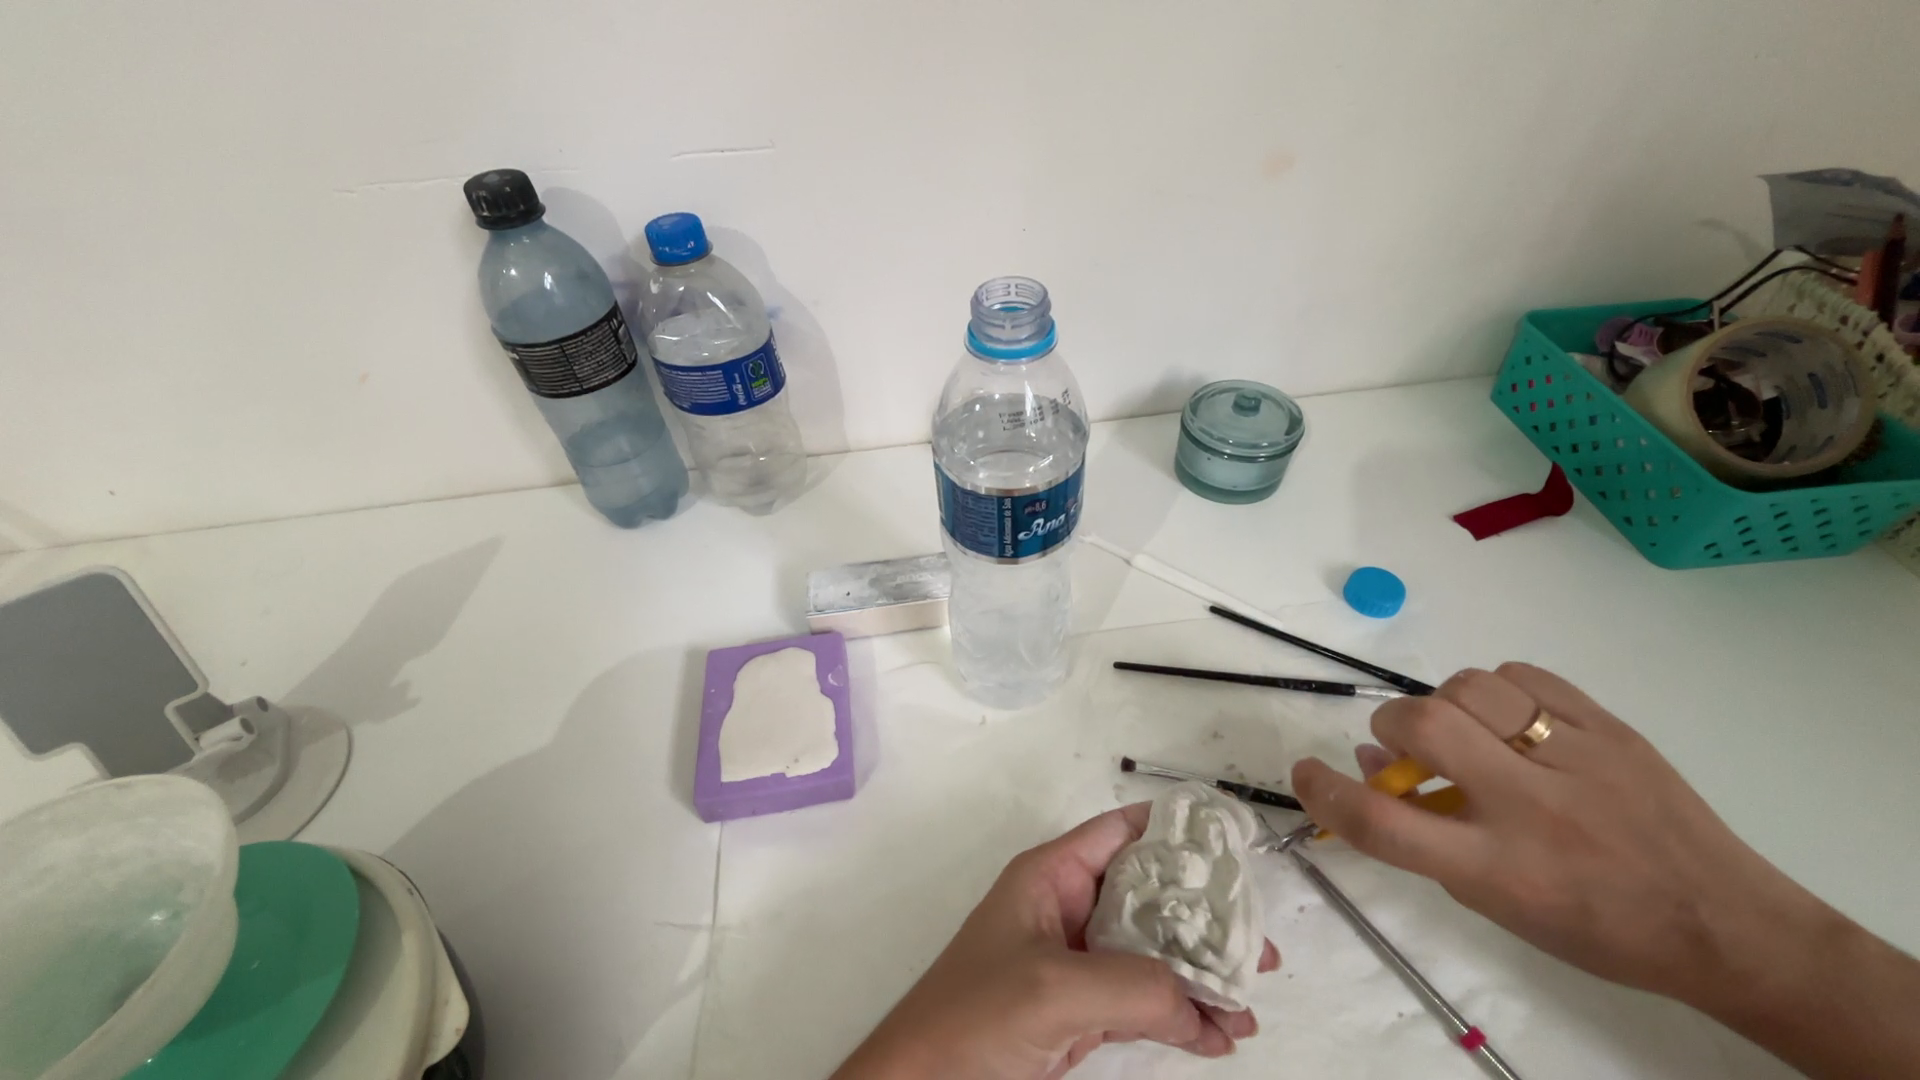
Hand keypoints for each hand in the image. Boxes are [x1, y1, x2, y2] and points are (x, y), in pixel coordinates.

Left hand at [831, 804, 1279, 1079]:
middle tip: (1259, 946)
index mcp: (1052, 875)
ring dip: (1201, 977)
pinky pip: (1143, 1003)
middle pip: (1150, 897)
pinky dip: (1182, 1019)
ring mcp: (1076, 962)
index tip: (1234, 847)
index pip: (1122, 833)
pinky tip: (1219, 1038)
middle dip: (1205, 919)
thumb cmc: (975, 1015)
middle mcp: (1068, 908)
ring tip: (1251, 1002)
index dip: (1174, 831)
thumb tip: (1201, 1001)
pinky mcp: (1080, 1012)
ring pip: (1153, 954)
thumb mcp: (1055, 988)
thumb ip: (1135, 985)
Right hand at [1291, 662, 1919, 1079]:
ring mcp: (1576, 759)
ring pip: (1469, 687)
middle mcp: (1529, 807)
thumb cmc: (1592, 925)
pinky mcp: (1612, 728)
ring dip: (1444, 702)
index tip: (1305, 772)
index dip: (1324, 792)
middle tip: (1404, 741)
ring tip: (1464, 728)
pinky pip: (1525, 676)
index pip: (1380, 821)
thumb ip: (1425, 829)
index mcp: (1495, 866)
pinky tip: (1511, 717)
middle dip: (1393, 723)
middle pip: (1422, 727)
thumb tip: (1374, 762)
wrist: (1723, 923)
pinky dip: (1498, 690)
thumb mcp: (1494, 898)